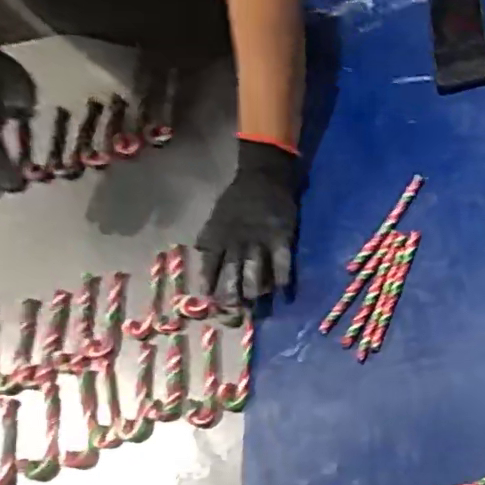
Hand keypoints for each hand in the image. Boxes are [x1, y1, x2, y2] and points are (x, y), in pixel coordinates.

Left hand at [194, 139, 297, 304]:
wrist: (263, 174)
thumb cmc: (238, 197)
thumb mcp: (216, 215)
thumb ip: (211, 238)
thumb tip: (201, 256)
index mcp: (218, 236)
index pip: (209, 266)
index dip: (209, 285)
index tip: (209, 301)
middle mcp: (236, 242)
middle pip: (232, 275)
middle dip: (232, 295)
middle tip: (234, 309)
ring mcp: (260, 241)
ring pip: (255, 274)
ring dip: (254, 291)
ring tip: (255, 301)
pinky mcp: (281, 238)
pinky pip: (282, 265)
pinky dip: (283, 280)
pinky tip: (283, 290)